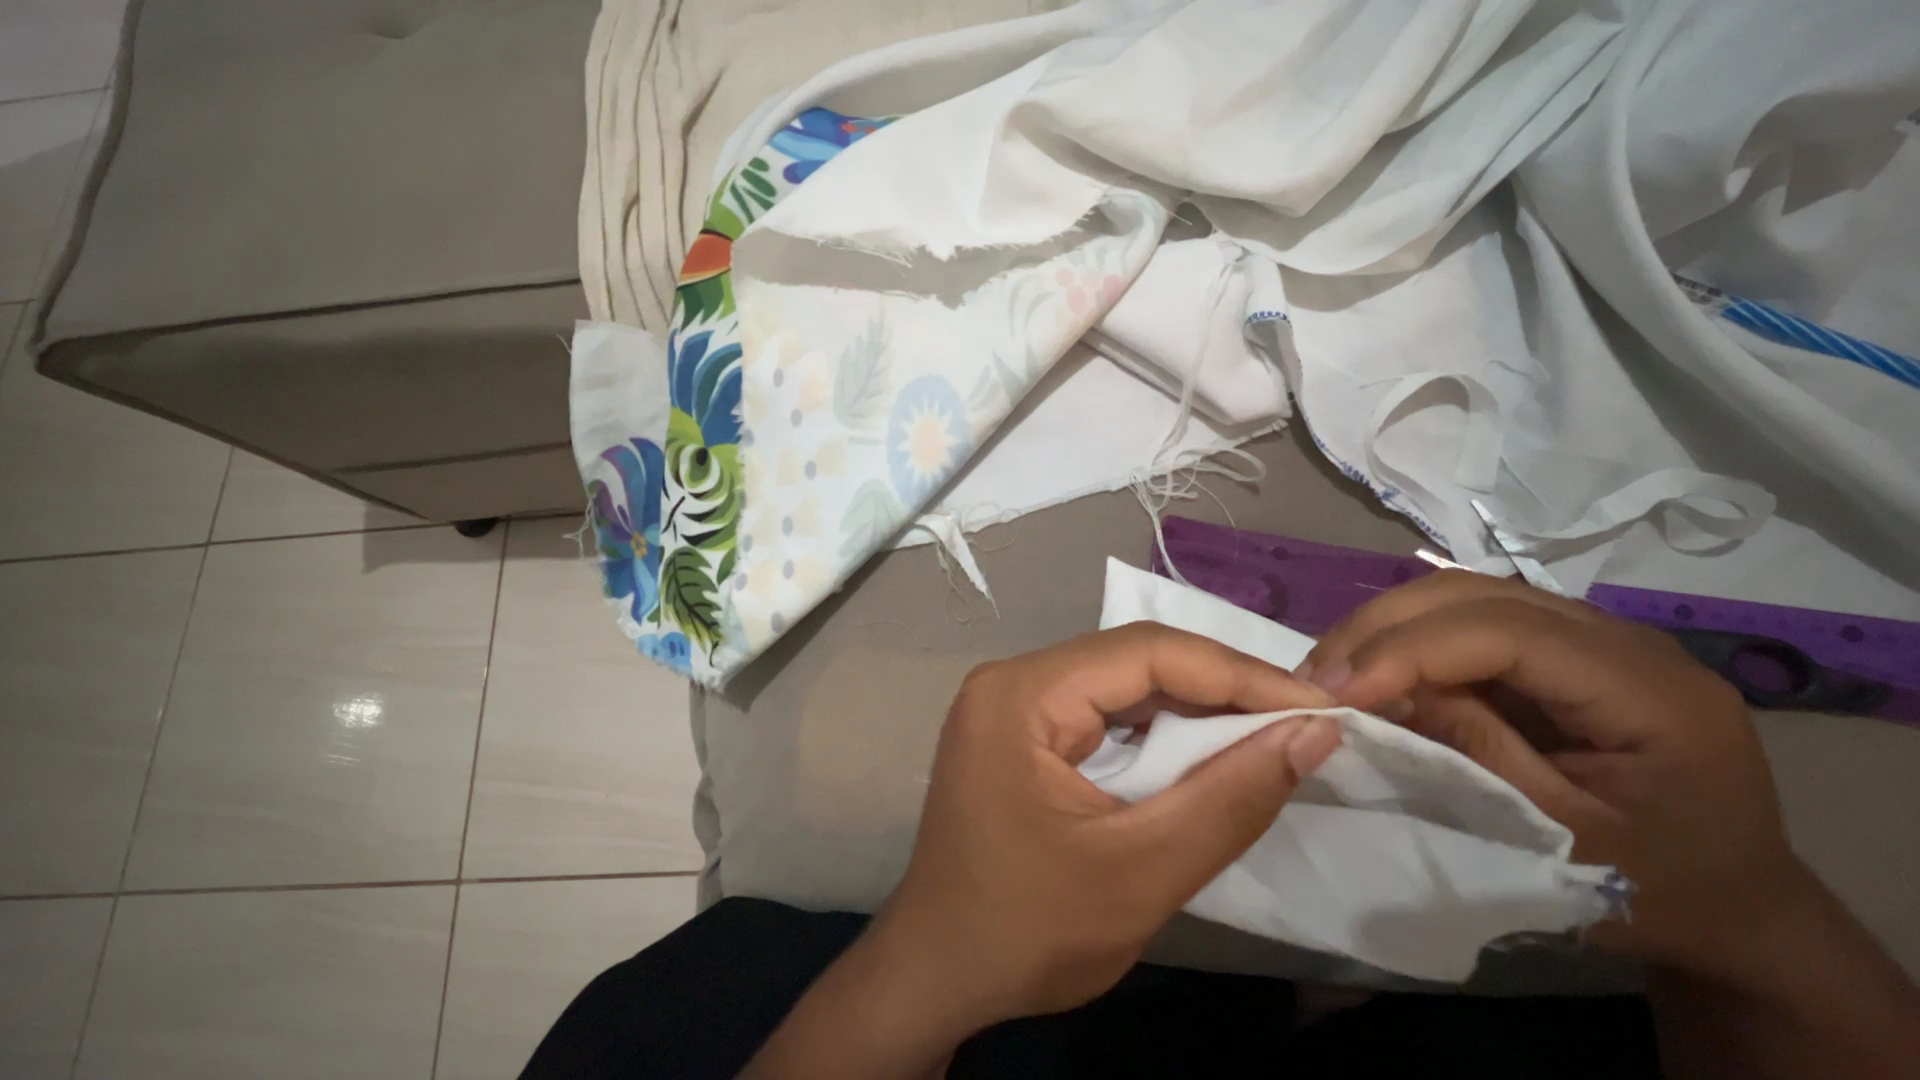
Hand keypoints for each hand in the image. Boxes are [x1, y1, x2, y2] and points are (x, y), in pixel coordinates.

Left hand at [878, 622, 1343, 1029]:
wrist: (938, 975)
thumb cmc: (1029, 930)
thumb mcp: (1142, 872)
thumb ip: (1230, 798)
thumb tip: (1313, 732)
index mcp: (1022, 694)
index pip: (1147, 652)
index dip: (1240, 674)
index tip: (1321, 705)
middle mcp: (1011, 681)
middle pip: (1134, 660)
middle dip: (1222, 690)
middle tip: (1304, 722)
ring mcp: (1011, 706)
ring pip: (1123, 685)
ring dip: (1195, 710)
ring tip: (1270, 735)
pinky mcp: (1019, 734)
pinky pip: (1103, 714)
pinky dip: (1159, 733)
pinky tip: (1206, 753)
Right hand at [1297, 570, 1807, 982]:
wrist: (1739, 908)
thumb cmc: (1660, 892)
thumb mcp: (1563, 843)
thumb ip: (1479, 755)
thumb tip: (1384, 693)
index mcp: (1651, 693)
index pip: (1509, 632)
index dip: (1412, 650)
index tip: (1335, 692)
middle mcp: (1627, 642)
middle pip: (1480, 593)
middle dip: (1385, 627)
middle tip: (1316, 678)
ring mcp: (1595, 638)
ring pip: (1468, 594)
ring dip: (1389, 625)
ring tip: (1332, 671)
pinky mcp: (1564, 651)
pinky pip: (1473, 620)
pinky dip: (1411, 639)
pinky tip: (1375, 670)